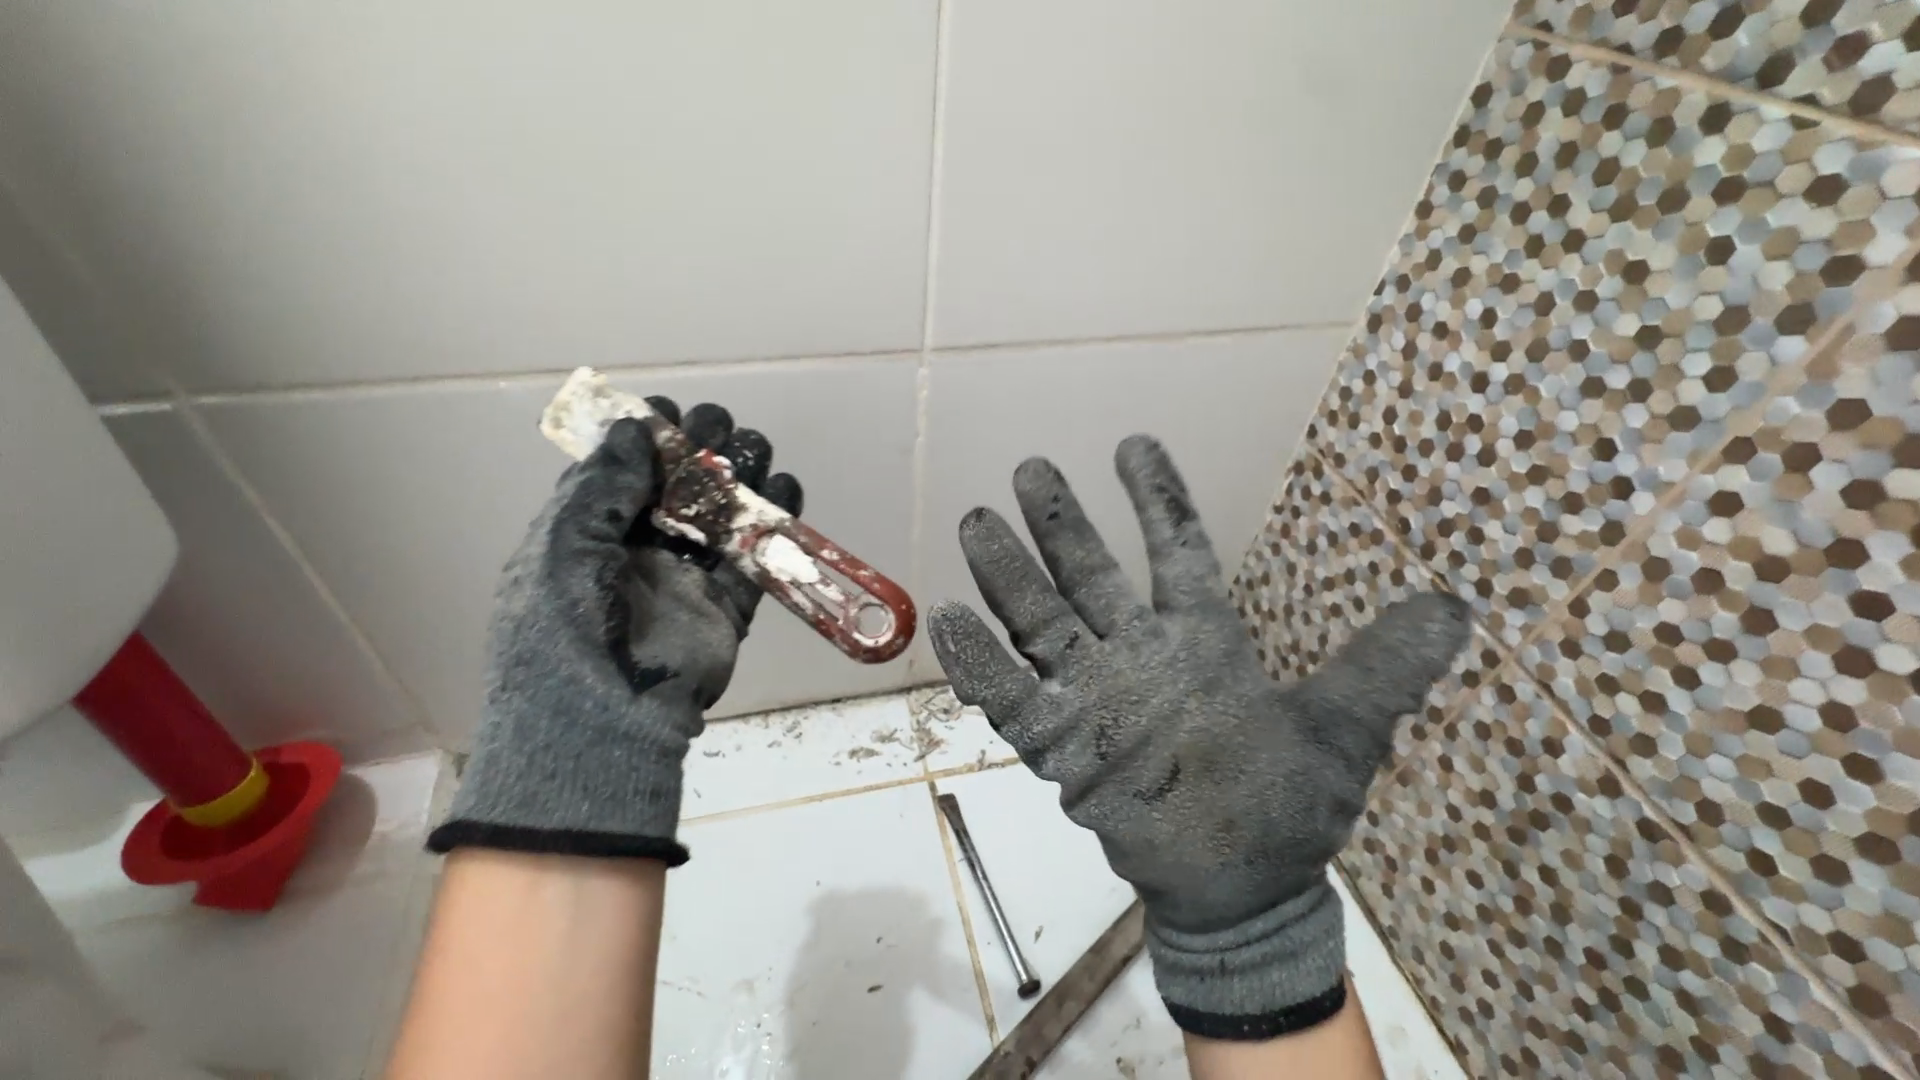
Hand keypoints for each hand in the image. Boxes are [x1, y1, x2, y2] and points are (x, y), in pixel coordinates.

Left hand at [428, 401, 802, 863]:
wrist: (600, 723)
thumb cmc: (564, 629)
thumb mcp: (564, 549)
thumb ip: (601, 487)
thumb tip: (633, 428)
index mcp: (585, 539)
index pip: (619, 476)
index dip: (646, 441)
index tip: (672, 414)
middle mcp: (634, 556)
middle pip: (674, 493)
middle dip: (700, 454)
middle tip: (723, 427)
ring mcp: (682, 583)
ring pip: (717, 520)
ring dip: (738, 482)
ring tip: (756, 449)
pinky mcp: (723, 610)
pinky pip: (752, 561)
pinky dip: (771, 526)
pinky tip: (783, 490)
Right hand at [928, 436, 1468, 1039]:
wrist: (1239, 890)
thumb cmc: (1286, 806)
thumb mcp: (1342, 731)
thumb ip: (1382, 667)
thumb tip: (1457, 607)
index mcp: (1202, 639)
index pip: (1176, 551)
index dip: (1155, 498)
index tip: (1131, 444)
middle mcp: (1140, 656)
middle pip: (1090, 575)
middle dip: (1062, 523)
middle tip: (1033, 468)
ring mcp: (1096, 697)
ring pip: (1043, 623)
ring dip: (1009, 576)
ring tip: (977, 522)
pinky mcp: (1064, 747)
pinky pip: (1014, 699)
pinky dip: (981, 665)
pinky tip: (951, 621)